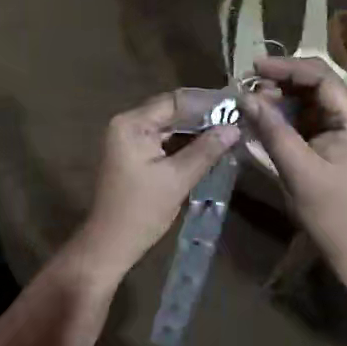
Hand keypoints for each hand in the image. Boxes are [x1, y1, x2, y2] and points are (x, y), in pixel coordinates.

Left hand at [63, 91, 239, 287]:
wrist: (110, 244)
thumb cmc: (141, 211)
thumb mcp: (178, 179)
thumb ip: (206, 150)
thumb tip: (234, 127)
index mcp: (132, 124)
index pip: (175, 101)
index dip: (206, 103)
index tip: (235, 106)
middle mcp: (127, 124)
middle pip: (171, 111)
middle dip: (203, 116)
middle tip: (235, 119)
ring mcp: (129, 139)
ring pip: (169, 125)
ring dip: (195, 130)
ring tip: (228, 131)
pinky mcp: (134, 153)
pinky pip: (163, 139)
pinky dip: (184, 142)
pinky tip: (208, 147)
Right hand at [240, 56, 346, 272]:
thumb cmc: (332, 214)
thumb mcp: (298, 171)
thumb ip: (272, 131)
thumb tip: (244, 97)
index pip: (322, 77)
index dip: (288, 67)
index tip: (254, 67)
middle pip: (315, 85)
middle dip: (280, 82)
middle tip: (246, 88)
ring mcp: (340, 132)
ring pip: (306, 101)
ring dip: (278, 99)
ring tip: (249, 103)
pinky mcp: (328, 145)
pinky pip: (303, 120)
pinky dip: (281, 117)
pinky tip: (260, 119)